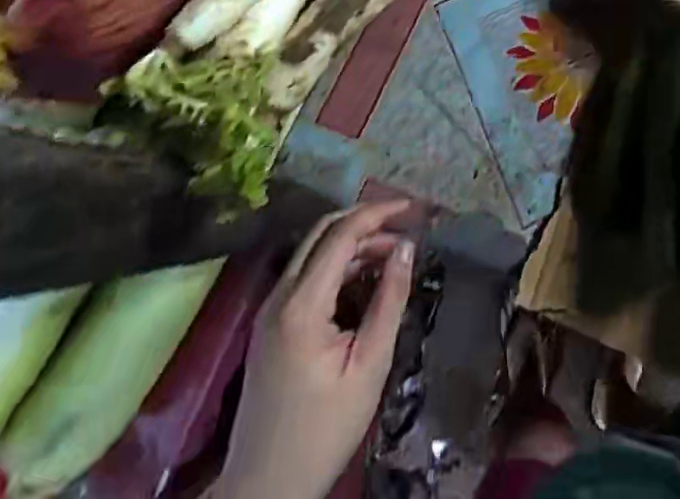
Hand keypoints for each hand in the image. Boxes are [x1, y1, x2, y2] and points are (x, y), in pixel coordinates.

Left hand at [216, 200, 414, 498]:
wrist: (265, 484)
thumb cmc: (325, 429)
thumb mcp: (369, 365)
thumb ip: (388, 301)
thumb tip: (407, 248)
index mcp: (301, 304)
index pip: (340, 235)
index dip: (377, 214)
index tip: (413, 208)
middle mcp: (279, 294)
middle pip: (322, 233)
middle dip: (365, 221)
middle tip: (406, 227)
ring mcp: (270, 308)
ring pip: (312, 252)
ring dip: (353, 244)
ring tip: (395, 255)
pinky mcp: (270, 322)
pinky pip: (306, 275)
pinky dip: (337, 265)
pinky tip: (366, 278)